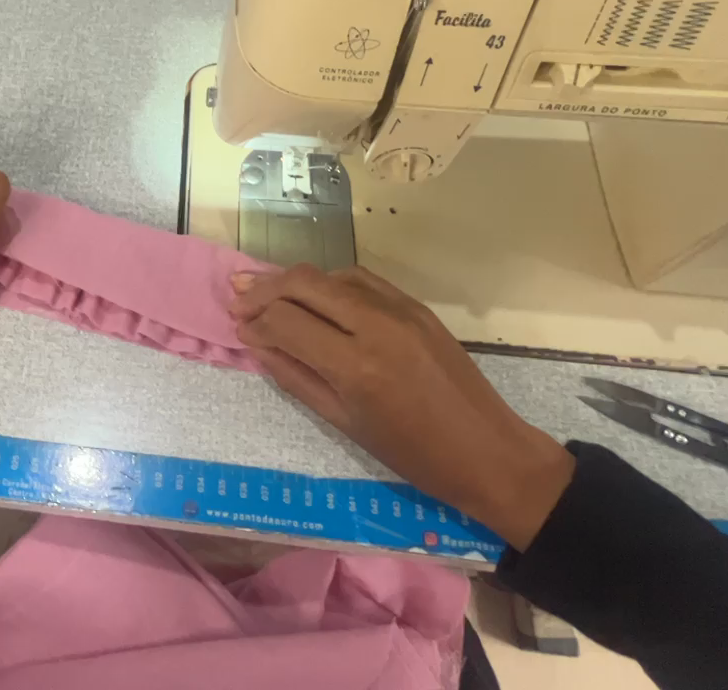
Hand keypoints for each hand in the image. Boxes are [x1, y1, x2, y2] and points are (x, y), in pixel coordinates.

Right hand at [229, 264, 574, 549]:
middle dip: (263, 288)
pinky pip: (360, 279)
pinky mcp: (415, 304)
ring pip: (329, 274)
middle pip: (302, 283)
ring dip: (293, 282)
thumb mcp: (343, 422)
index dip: (255, 322)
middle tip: (238, 299)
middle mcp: (375, 325)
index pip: (285, 320)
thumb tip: (256, 342)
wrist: (488, 452)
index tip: (238, 329)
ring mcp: (399, 309)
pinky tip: (313, 297)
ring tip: (267, 294)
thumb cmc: (412, 454)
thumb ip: (294, 376)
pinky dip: (328, 283)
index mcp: (355, 365)